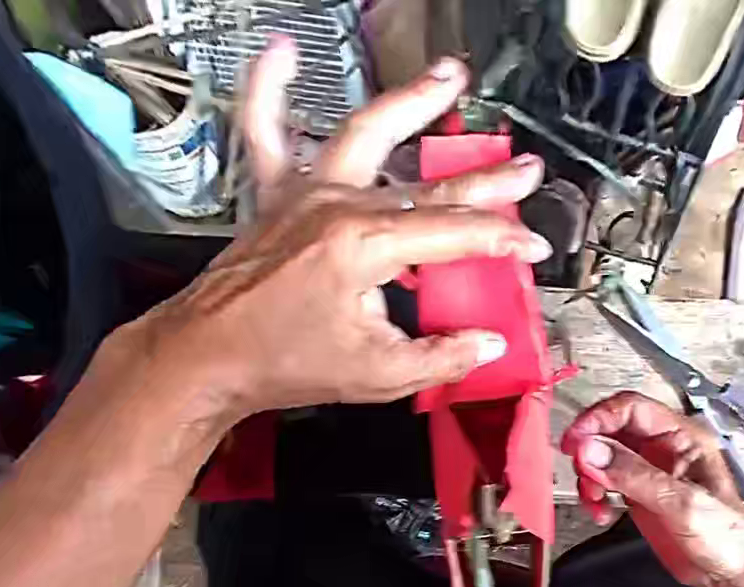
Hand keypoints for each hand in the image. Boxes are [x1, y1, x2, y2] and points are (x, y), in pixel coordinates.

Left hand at [80, 39, 550, 451]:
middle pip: (427, 184)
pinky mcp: (274, 198)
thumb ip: (443, 357)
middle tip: (523, 170)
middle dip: (484, 180)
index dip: (501, 240)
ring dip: (411, 104)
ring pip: (365, 133)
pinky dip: (271, 89)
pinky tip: (283, 53)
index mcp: (365, 245)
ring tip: (448, 78)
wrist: (211, 357)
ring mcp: (303, 195)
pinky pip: (266, 129)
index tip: (532, 248)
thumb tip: (487, 344)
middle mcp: (336, 206)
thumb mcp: (381, 375)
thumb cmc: (287, 363)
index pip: (453, 233)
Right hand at [561, 392, 743, 586]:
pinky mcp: (639, 493)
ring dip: (589, 475)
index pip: (631, 409)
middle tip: (581, 473)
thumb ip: (634, 474)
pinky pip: (604, 481)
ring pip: (602, 455)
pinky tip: (600, 510)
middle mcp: (664, 448)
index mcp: (684, 437)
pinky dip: (593, 493)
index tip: (576, 441)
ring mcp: (650, 470)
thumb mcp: (681, 503)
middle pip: (611, 430)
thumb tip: (591, 450)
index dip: (598, 419)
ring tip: (594, 499)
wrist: (728, 575)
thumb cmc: (726, 538)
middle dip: (589, 450)